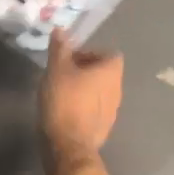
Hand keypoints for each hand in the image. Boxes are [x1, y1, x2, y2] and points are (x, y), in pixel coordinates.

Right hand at [40, 29, 123, 174]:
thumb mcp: (56, 69)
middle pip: (105, 73)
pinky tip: (65, 111)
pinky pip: (96, 109)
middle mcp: (117, 90)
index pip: (110, 54)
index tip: (70, 59)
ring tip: (62, 92)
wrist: (68, 145)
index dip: (91, 53)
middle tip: (62, 73)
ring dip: (85, 89)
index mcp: (110, 72)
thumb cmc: (64, 100)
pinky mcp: (104, 128)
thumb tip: (61, 29)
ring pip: (100, 92)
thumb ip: (60, 48)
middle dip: (85, 70)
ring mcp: (113, 111)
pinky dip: (84, 106)